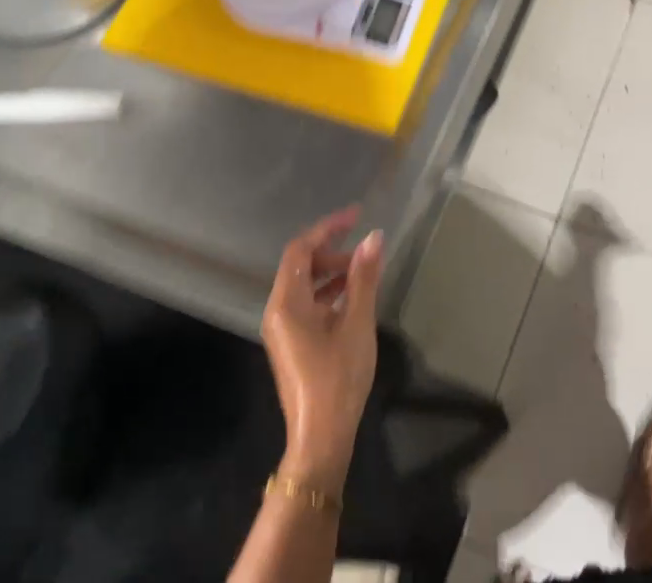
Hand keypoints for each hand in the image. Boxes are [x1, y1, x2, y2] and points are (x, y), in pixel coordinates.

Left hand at [262, 207, 382, 493]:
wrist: (322, 435)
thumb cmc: (338, 376)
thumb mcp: (357, 323)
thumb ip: (364, 278)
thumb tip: (373, 237)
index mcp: (286, 304)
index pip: (301, 250)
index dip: (328, 228)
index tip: (357, 215)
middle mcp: (278, 312)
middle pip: (300, 266)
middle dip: (332, 251)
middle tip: (365, 253)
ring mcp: (283, 330)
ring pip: (305, 287)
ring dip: (332, 273)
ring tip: (364, 272)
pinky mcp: (293, 344)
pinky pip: (308, 305)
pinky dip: (329, 294)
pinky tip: (354, 299)